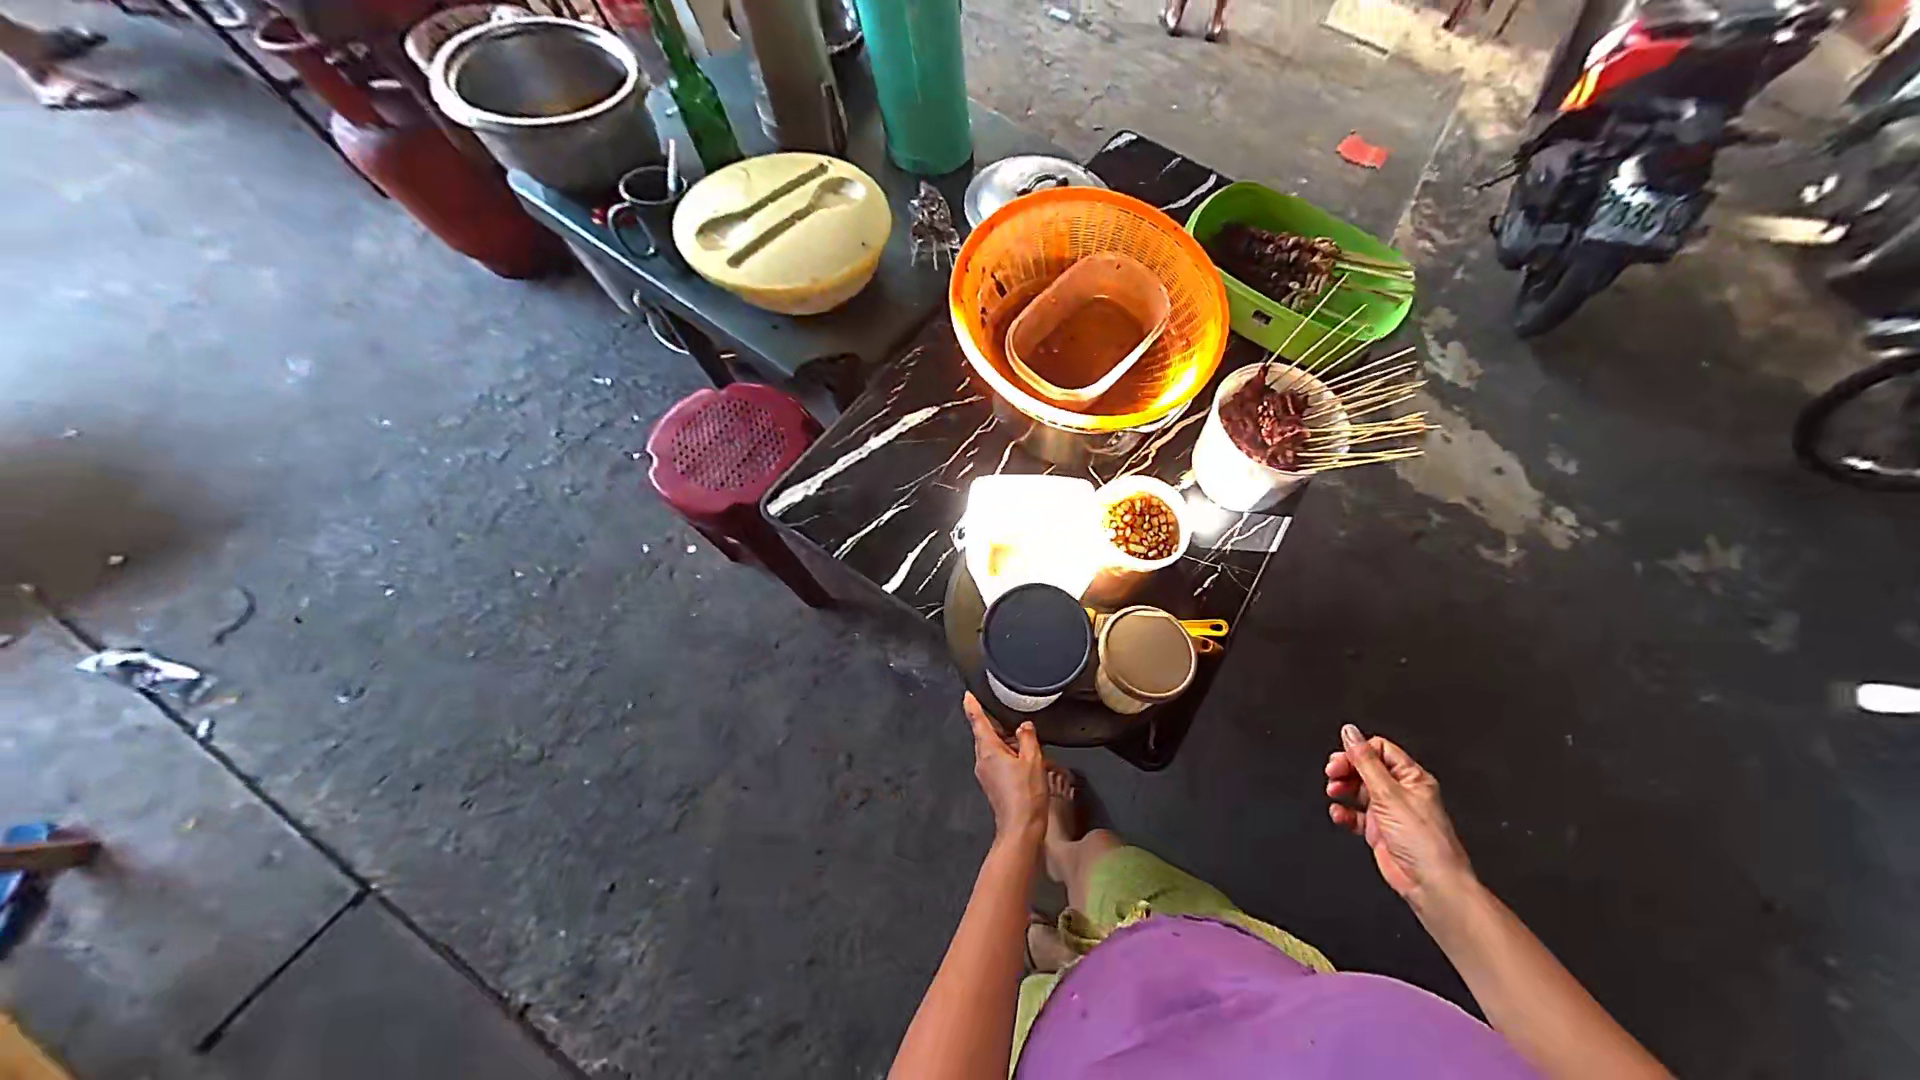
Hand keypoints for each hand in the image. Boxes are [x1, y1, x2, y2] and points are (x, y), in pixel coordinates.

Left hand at [965, 693, 1047, 845]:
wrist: (1021, 829)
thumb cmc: (1026, 796)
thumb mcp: (1033, 760)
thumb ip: (1028, 738)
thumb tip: (1024, 726)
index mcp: (988, 751)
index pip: (977, 722)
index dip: (972, 707)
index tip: (968, 695)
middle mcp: (982, 761)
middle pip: (984, 735)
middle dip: (995, 724)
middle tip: (1009, 716)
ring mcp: (985, 774)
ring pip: (991, 748)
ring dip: (1004, 741)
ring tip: (1023, 740)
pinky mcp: (992, 784)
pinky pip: (996, 761)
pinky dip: (1006, 754)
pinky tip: (1022, 758)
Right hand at [1326, 724, 1473, 906]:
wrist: (1431, 884)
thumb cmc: (1424, 842)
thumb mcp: (1388, 792)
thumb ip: (1364, 761)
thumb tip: (1350, 733)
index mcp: (1412, 778)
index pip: (1379, 750)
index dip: (1358, 752)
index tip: (1342, 759)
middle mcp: (1401, 792)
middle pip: (1365, 768)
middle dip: (1345, 769)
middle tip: (1333, 774)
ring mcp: (1389, 811)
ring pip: (1357, 789)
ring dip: (1342, 789)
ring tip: (1334, 792)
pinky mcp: (1378, 830)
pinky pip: (1354, 814)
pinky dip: (1344, 812)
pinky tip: (1340, 814)